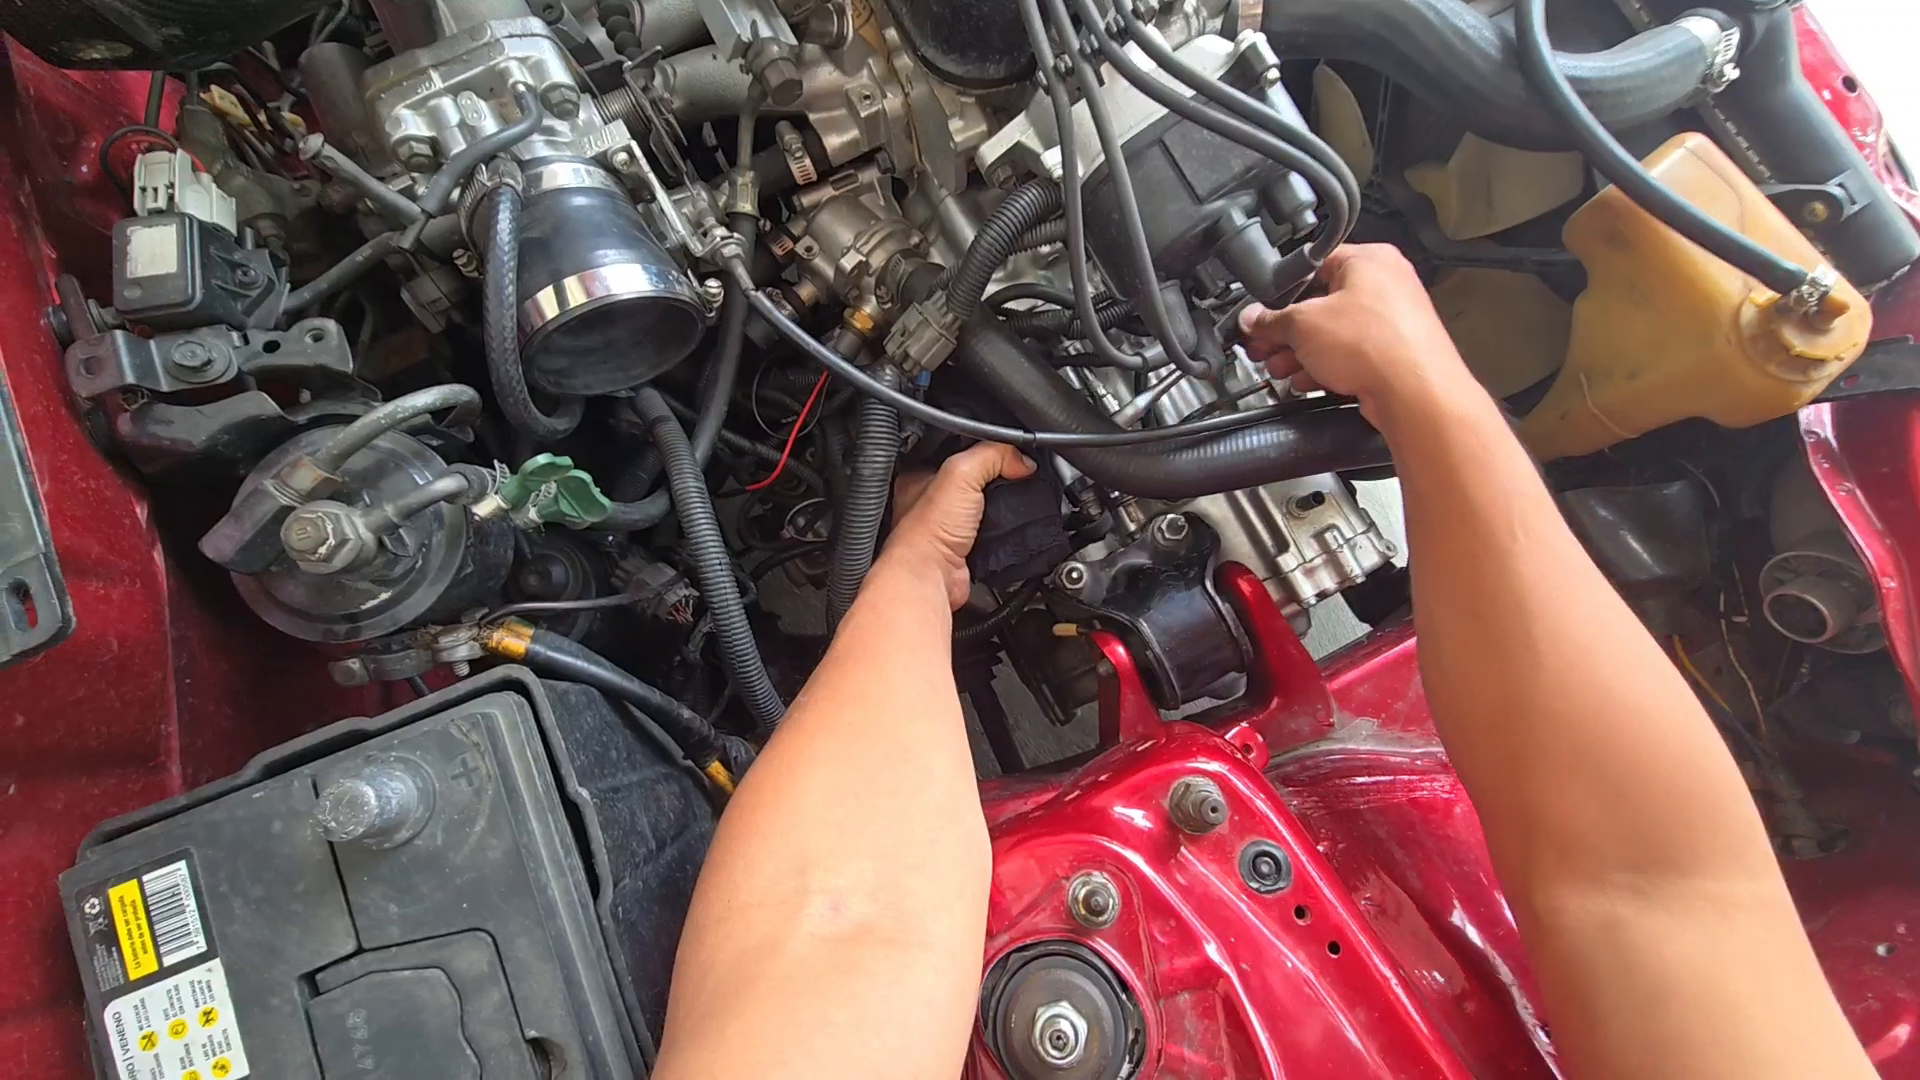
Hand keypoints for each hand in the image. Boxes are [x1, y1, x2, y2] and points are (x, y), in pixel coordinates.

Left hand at [885, 442, 1036, 609]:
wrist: (931, 578)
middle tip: (1011, 477)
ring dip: (999, 509)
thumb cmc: (928, 531)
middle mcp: (931, 503)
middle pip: (972, 481)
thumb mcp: (962, 472)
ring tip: (1008, 504)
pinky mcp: (964, 551)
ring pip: (983, 509)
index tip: (1004, 450)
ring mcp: (947, 528)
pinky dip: (1002, 532)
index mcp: (920, 477)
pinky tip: (1004, 530)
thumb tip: (1021, 460)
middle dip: (993, 480)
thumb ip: (992, 455)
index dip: (980, 447)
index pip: (954, 450)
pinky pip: (991, 534)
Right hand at [1238, 244, 1477, 426]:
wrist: (1413, 391)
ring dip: (1299, 354)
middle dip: (1285, 332)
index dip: (1279, 294)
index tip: (1260, 316)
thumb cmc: (1376, 345)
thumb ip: (1271, 320)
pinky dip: (1323, 367)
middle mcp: (1384, 285)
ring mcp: (1390, 321)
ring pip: (1331, 334)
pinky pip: (1347, 355)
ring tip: (1279, 367)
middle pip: (1318, 305)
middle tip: (1264, 346)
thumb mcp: (1303, 324)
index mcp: (1369, 260)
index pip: (1312, 269)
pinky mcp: (1389, 353)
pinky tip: (1305, 380)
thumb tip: (1254, 318)